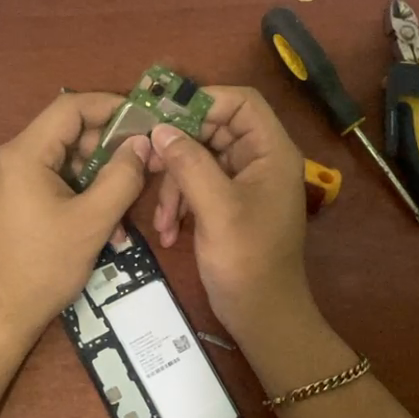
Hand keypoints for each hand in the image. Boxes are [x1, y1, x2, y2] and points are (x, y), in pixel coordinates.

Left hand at [0, 93, 150, 346]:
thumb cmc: (43, 268)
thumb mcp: (92, 222)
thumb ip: (123, 177)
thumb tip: (143, 144)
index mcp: (21, 154)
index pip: (70, 108)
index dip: (111, 107)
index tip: (144, 119)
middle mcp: (6, 157)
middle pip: (66, 134)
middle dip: (107, 150)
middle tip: (142, 168)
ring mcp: (3, 179)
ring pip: (61, 161)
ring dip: (96, 178)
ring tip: (124, 208)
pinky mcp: (6, 199)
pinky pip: (48, 180)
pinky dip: (77, 193)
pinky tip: (101, 223)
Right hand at [147, 87, 317, 343]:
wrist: (261, 315)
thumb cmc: (247, 261)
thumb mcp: (216, 209)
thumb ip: (189, 164)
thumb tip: (160, 129)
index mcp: (270, 152)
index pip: (241, 103)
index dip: (204, 101)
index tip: (164, 116)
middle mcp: (259, 160)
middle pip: (213, 130)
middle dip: (179, 150)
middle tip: (148, 163)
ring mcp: (242, 184)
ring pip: (198, 160)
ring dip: (174, 186)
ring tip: (161, 219)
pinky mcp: (227, 205)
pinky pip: (197, 187)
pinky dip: (179, 204)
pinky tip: (167, 232)